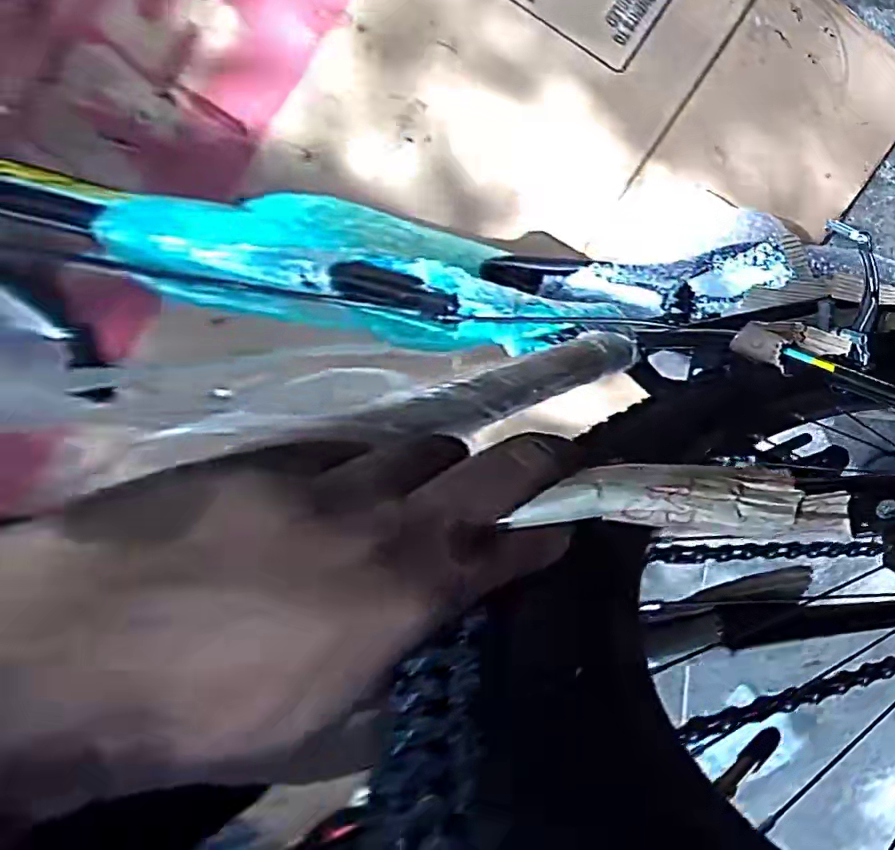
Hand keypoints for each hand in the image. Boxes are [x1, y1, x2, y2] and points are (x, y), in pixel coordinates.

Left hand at [0, 433, 574, 821]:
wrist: (27, 671)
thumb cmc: (189, 717)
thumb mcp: (317, 731)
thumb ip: (407, 673)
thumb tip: (452, 644)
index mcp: (421, 588)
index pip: (530, 541)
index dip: (556, 535)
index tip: (559, 537)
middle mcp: (401, 522)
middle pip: (516, 460)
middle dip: (550, 462)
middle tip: (551, 469)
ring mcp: (339, 482)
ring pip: (434, 447)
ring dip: (439, 469)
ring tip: (410, 493)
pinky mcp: (274, 460)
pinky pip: (346, 447)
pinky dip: (354, 467)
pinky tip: (324, 494)